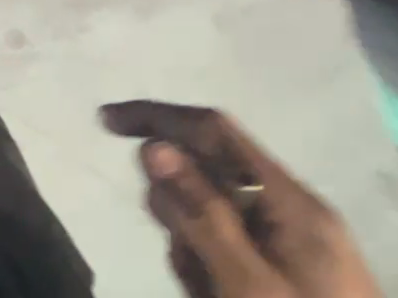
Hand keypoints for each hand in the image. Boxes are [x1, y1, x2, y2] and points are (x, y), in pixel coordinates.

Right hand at [101, 101, 381, 297]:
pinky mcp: (283, 272)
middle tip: (184, 257)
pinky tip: (212, 295)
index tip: (104, 123)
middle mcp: (292, 212)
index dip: (157, 116)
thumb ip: (201, 213)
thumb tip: (153, 145)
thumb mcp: (247, 285)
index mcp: (294, 203)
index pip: (214, 130)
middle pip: (206, 171)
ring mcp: (289, 245)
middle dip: (175, 204)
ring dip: (189, 244)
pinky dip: (205, 266)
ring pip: (208, 212)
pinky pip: (224, 245)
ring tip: (205, 292)